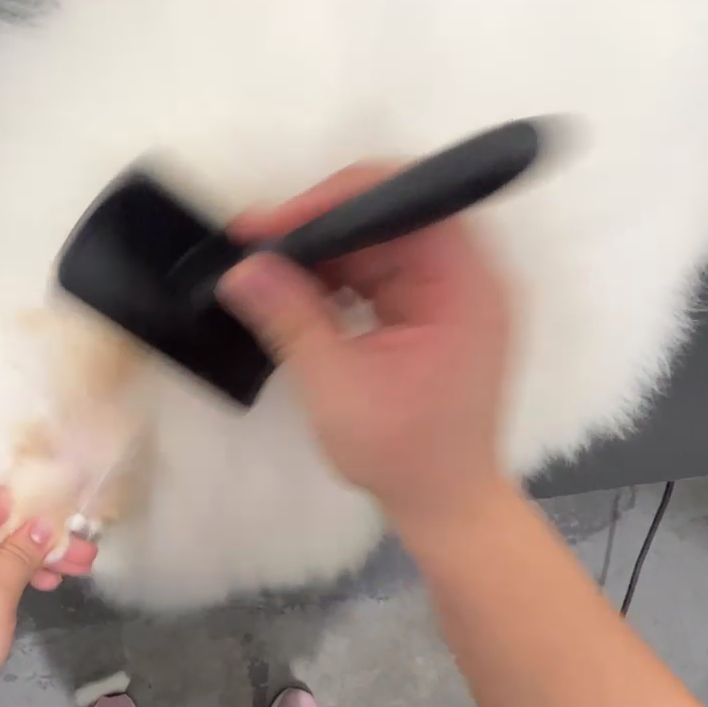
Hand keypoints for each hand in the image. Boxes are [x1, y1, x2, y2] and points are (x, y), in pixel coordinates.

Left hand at [0, 489, 97, 706]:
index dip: (36, 505)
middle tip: (88, 551)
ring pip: (0, 554)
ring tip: (82, 568)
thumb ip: (20, 553)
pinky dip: (21, 577)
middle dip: (43, 537)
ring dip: (38, 558)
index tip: (76, 515)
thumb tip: (45, 521)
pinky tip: (48, 583)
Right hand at [219, 164, 516, 532]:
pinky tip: (298, 292)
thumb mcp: (337, 386)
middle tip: (253, 245)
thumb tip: (241, 269)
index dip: (330, 202)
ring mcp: (451, 295)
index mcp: (464, 284)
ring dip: (324, 254)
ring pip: (381, 245)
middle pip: (390, 218)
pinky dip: (339, 280)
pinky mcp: (432, 314)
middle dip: (319, 228)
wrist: (445, 504)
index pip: (402, 202)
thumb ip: (290, 319)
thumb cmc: (403, 456)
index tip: (267, 226)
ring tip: (266, 269)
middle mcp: (467, 276)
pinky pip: (382, 275)